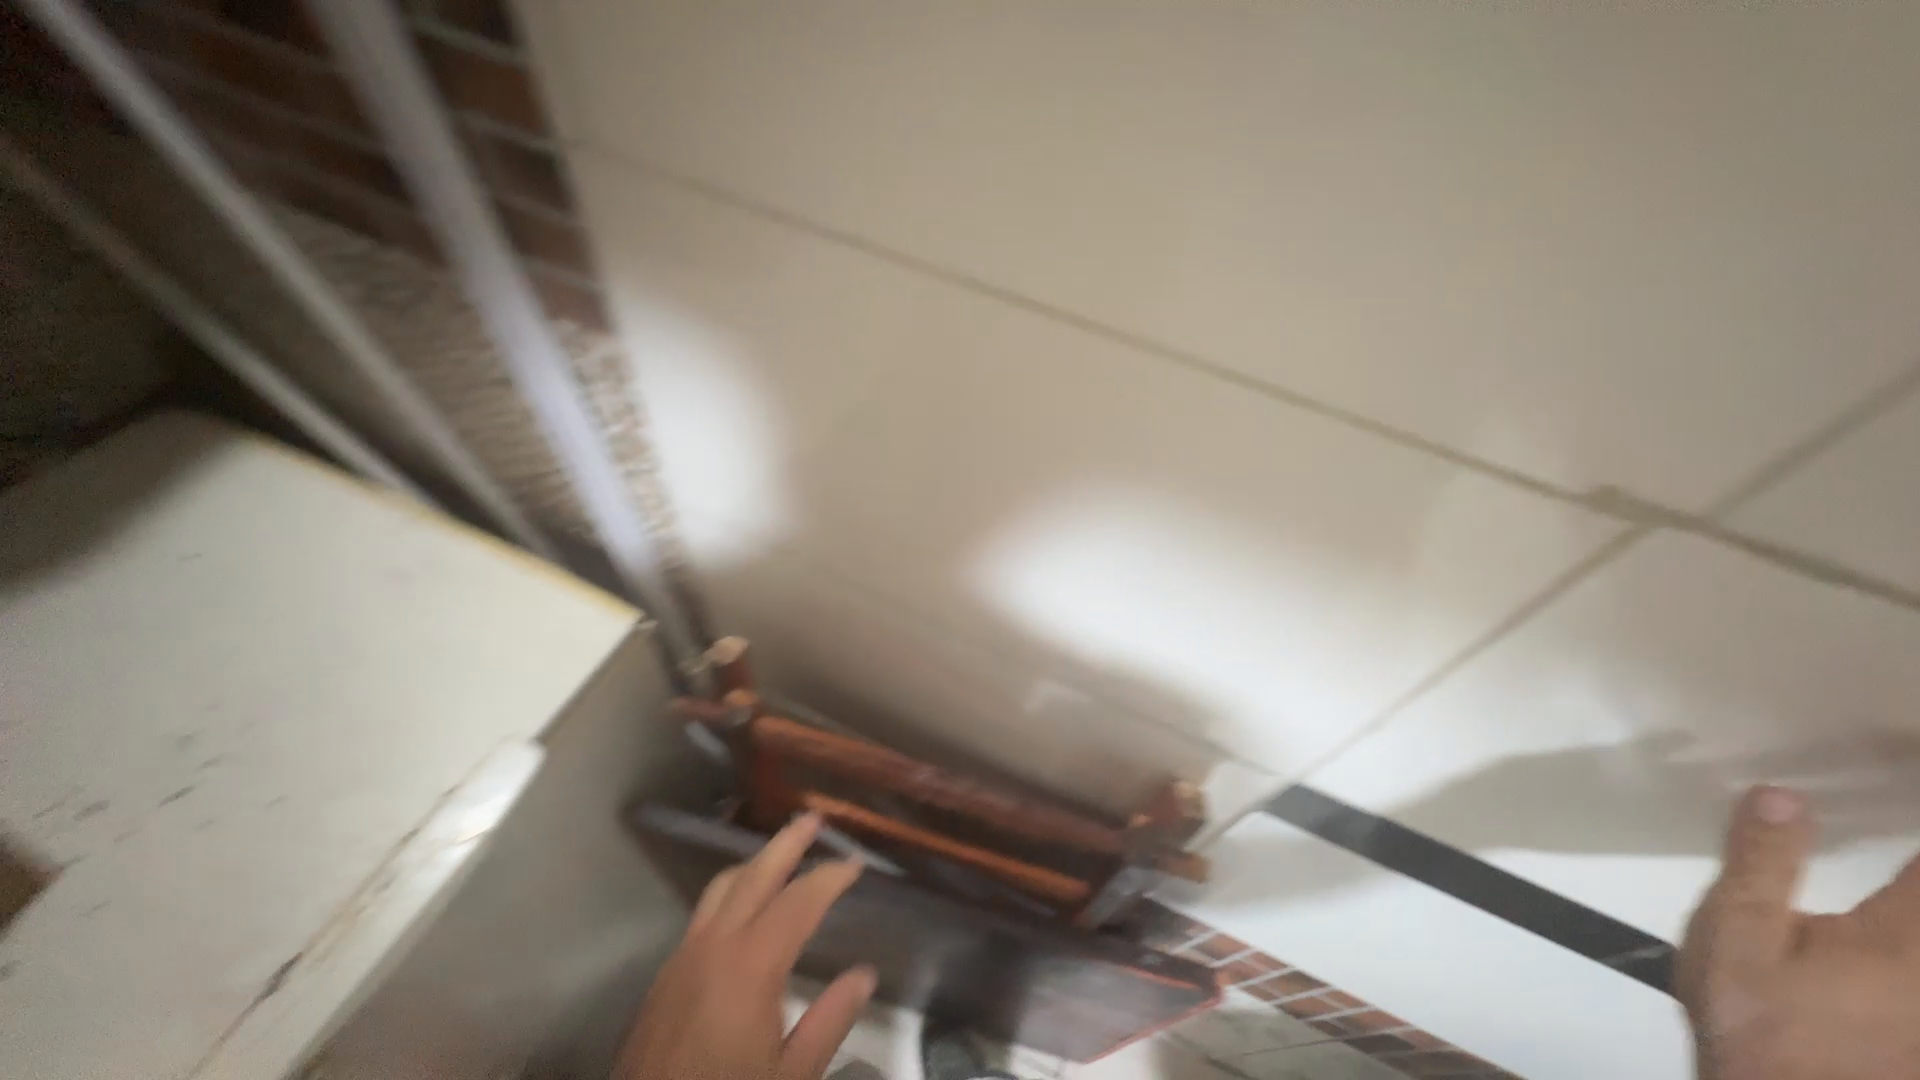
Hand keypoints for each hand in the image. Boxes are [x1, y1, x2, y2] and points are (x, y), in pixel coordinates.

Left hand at [614, 813, 876, 1079]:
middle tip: (812, 819)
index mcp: (751, 966)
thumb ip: (830, 1021)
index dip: (829, 877)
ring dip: (754, 864)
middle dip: (786, 844)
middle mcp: (713, 947)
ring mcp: (683, 958)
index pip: (799, 902)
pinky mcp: (665, 977)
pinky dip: (730, 893)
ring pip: (720, 889)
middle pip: (754, 876)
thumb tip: (863, 976)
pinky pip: (702, 914)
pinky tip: (744, 910)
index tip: (855, 863)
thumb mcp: (792, 1076)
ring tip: (779, 854)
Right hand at [1678, 786, 1919, 1078]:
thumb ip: (1763, 865)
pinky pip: (1914, 921)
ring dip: (1906, 861)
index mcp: (1906, 934)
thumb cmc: (1758, 1020)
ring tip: (1889, 822)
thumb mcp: (1736, 937)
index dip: (1919, 787)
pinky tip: (1883, 883)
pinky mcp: (1919, 1003)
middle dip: (1909, 813)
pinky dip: (1900, 888)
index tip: (1897, 743)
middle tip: (1889, 772)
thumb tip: (1784, 793)